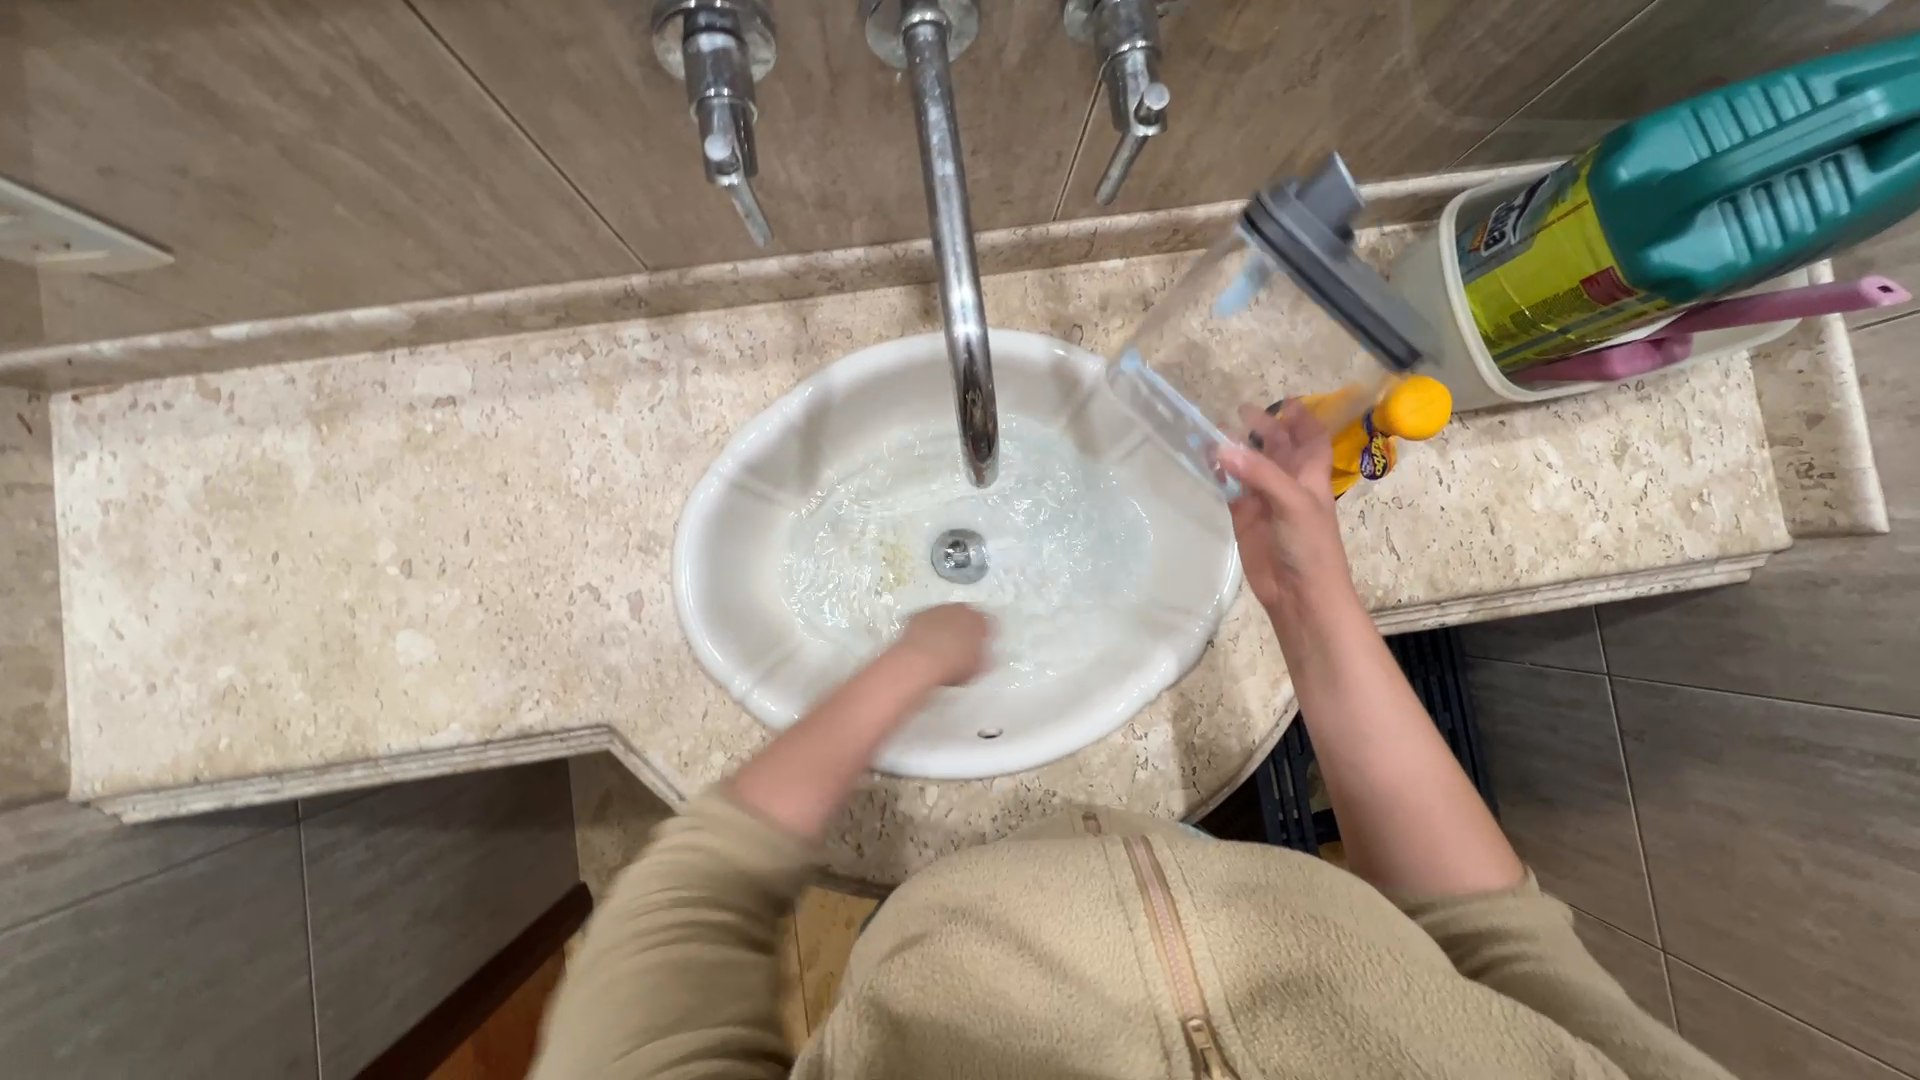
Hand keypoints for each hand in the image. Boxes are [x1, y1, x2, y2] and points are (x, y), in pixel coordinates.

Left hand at [892, 603, 992, 686]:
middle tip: (960, 644)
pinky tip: (925, 643)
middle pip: (965, 615)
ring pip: (945, 616)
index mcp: (978, 620)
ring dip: (945, 626)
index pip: (985, 622)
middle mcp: (959, 609)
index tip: (978, 646)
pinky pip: (928, 620)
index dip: (982, 634)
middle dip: (964, 627)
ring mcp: (938, 609)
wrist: (921, 661)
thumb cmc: (954, 665)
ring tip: (940, 644)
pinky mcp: (919, 615)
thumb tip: (981, 653)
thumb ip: (982, 655)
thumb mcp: (977, 666)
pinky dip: (928, 628)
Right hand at [1215, 402, 1352, 610]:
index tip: (1285, 402)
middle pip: (1277, 449)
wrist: (1300, 593)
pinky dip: (1219, 476)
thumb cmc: (1310, 545)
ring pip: (1249, 468)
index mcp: (1311, 476)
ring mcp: (1264, 501)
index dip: (1303, 421)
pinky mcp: (1244, 519)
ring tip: (1214, 433)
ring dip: (1236, 451)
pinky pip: (1230, 490)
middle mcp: (1288, 484)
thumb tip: (1220, 448)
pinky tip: (1206, 463)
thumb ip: (1258, 473)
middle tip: (1239, 412)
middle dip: (1263, 429)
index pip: (1312, 440)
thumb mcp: (1292, 502)